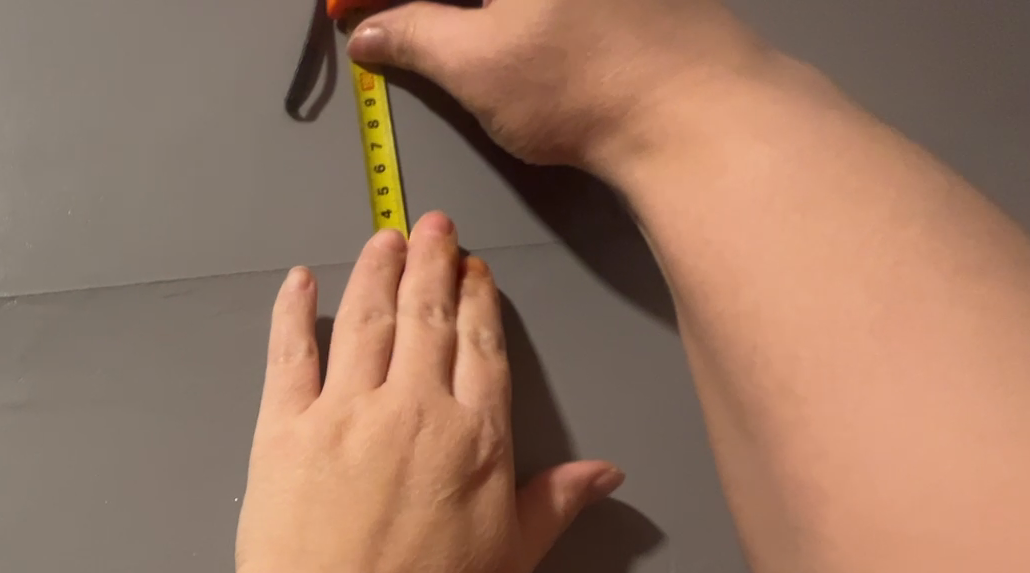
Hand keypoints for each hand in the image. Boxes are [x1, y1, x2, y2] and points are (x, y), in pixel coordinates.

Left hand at [224, 213, 620, 572]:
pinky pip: (289, 354)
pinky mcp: (281, 429)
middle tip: (432, 225)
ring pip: (364, 321)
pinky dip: (294, 312)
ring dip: (375, 271)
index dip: (478, 301)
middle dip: (431, 264)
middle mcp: (413, 408)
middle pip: (425, 318)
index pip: (483, 348)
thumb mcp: (509, 566)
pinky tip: (300, 281)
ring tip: (384, 236)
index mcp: (477, 437)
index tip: (474, 267)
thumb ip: (552, 507)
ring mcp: (342, 413)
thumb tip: (606, 469)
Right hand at [347, 0, 768, 168]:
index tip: (344, 9)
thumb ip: (413, 37)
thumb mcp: (475, 64)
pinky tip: (463, 22)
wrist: (685, 105)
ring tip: (409, 25)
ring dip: (444, 1)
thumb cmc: (573, 84)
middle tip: (371, 18)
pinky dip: (480, 6)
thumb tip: (366, 32)